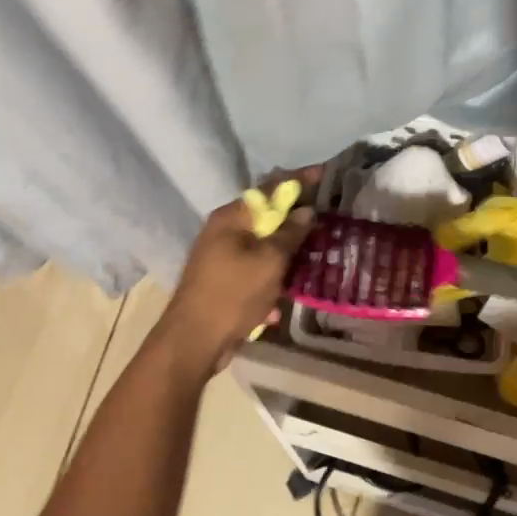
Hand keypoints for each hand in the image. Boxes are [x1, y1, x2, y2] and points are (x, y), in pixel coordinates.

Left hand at [158, 170, 317, 378]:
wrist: (193, 342)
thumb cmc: (232, 294)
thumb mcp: (269, 261)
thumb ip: (290, 233)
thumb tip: (305, 211)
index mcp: (231, 217)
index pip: (269, 188)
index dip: (297, 180)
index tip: (323, 173)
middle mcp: (223, 231)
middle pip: (265, 216)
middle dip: (294, 218)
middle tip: (323, 218)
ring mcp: (220, 257)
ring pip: (262, 245)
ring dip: (285, 251)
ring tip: (312, 255)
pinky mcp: (223, 281)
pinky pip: (254, 269)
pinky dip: (271, 277)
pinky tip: (282, 299)